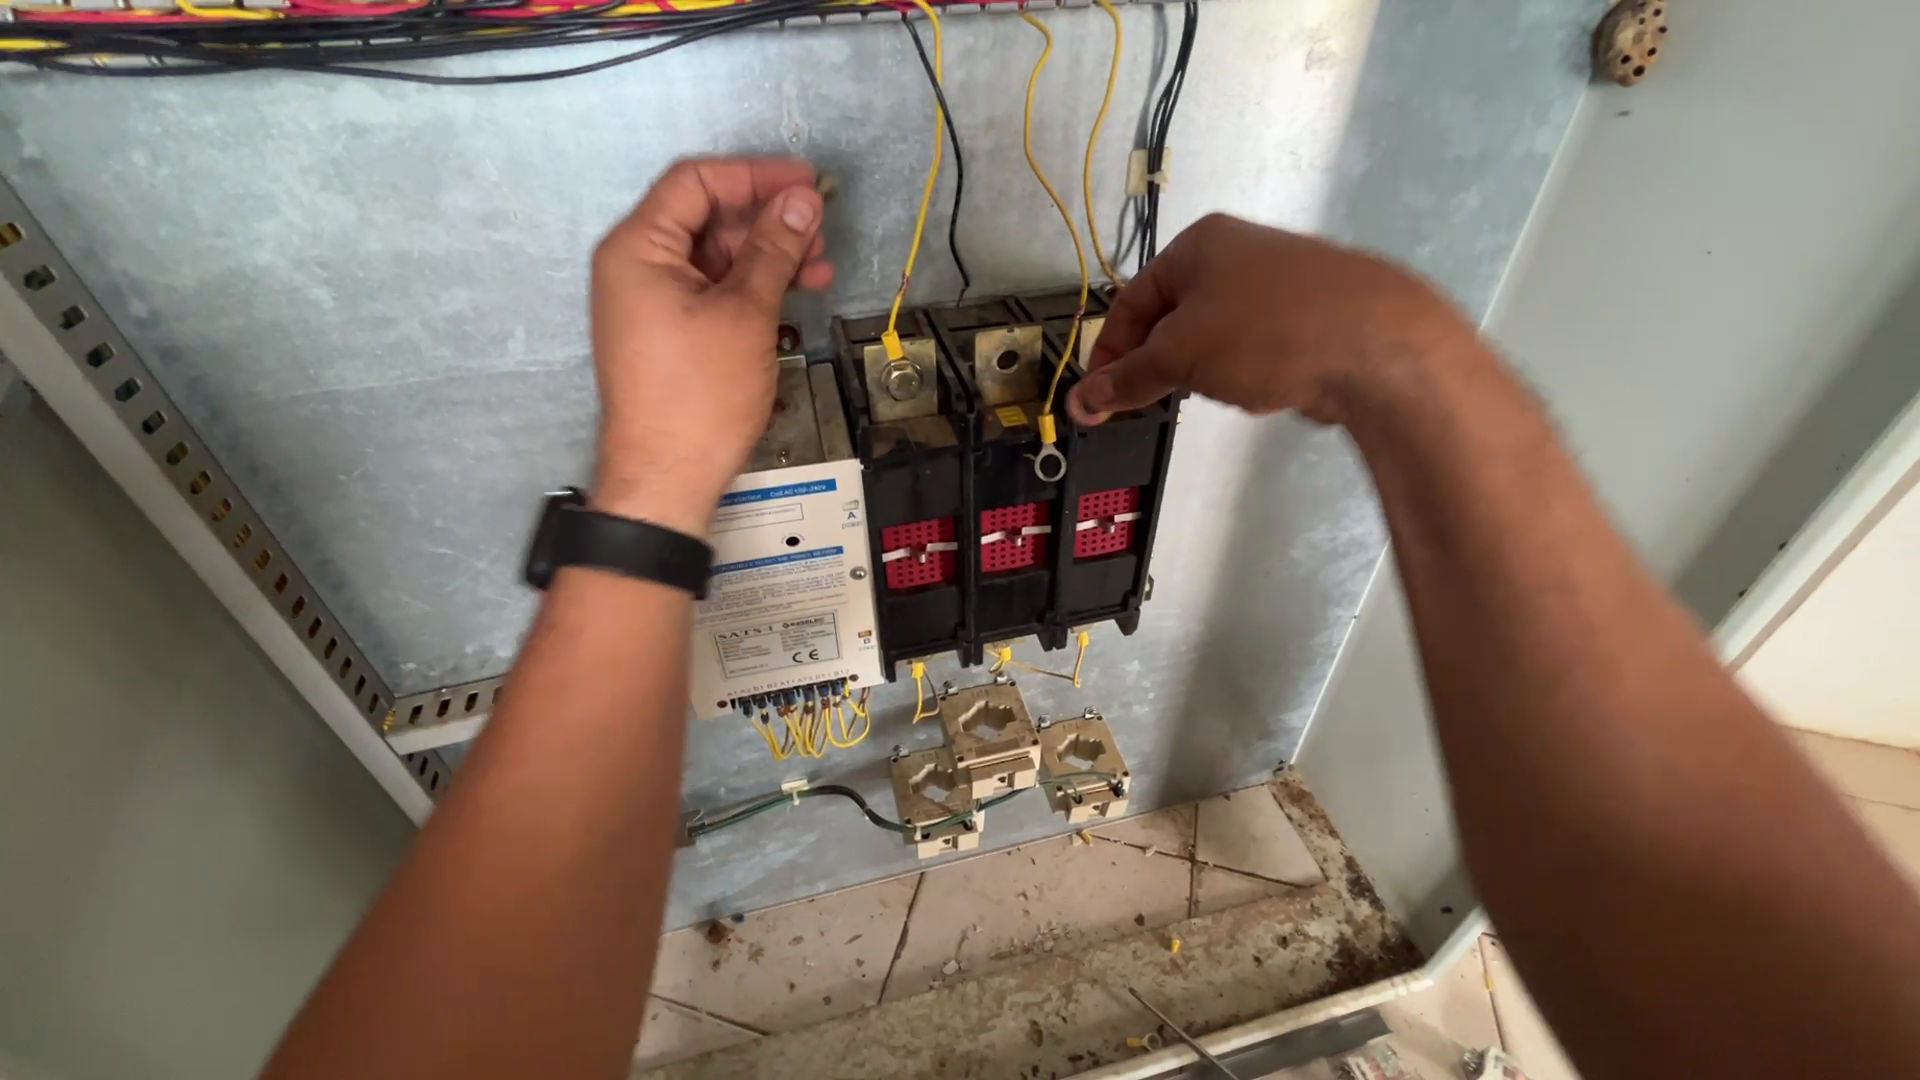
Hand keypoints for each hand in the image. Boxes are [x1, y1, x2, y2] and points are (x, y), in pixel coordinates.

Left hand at [589, 157, 831, 535]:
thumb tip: (801, 201)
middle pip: (707, 219)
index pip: (697, 183)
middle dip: (768, 221)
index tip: (808, 185)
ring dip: (768, 257)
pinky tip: (794, 293)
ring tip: (820, 266)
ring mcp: (652, 302)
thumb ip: (774, 250)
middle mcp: (637, 266)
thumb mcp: (746, 314)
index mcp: (638, 248)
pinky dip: (752, 290)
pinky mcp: (670, 333)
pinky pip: (713, 293)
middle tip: (820, 231)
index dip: (756, 176)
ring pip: (716, 259)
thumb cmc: (701, 395)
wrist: (668, 477)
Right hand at [1067, 214, 1475, 427]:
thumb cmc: (1263, 332)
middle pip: (1169, 320)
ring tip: (1216, 389)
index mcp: (1197, 246)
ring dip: (1201, 371)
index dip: (1107, 354)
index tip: (1097, 399)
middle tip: (1150, 399)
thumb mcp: (1179, 356)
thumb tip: (1078, 402)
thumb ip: (1125, 381)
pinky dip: (1241, 372)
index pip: (1129, 303)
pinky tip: (1258, 387)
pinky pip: (1249, 349)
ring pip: (1210, 338)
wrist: (1377, 343)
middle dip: (1157, 364)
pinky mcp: (1304, 317)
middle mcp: (1235, 256)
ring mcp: (1274, 286)